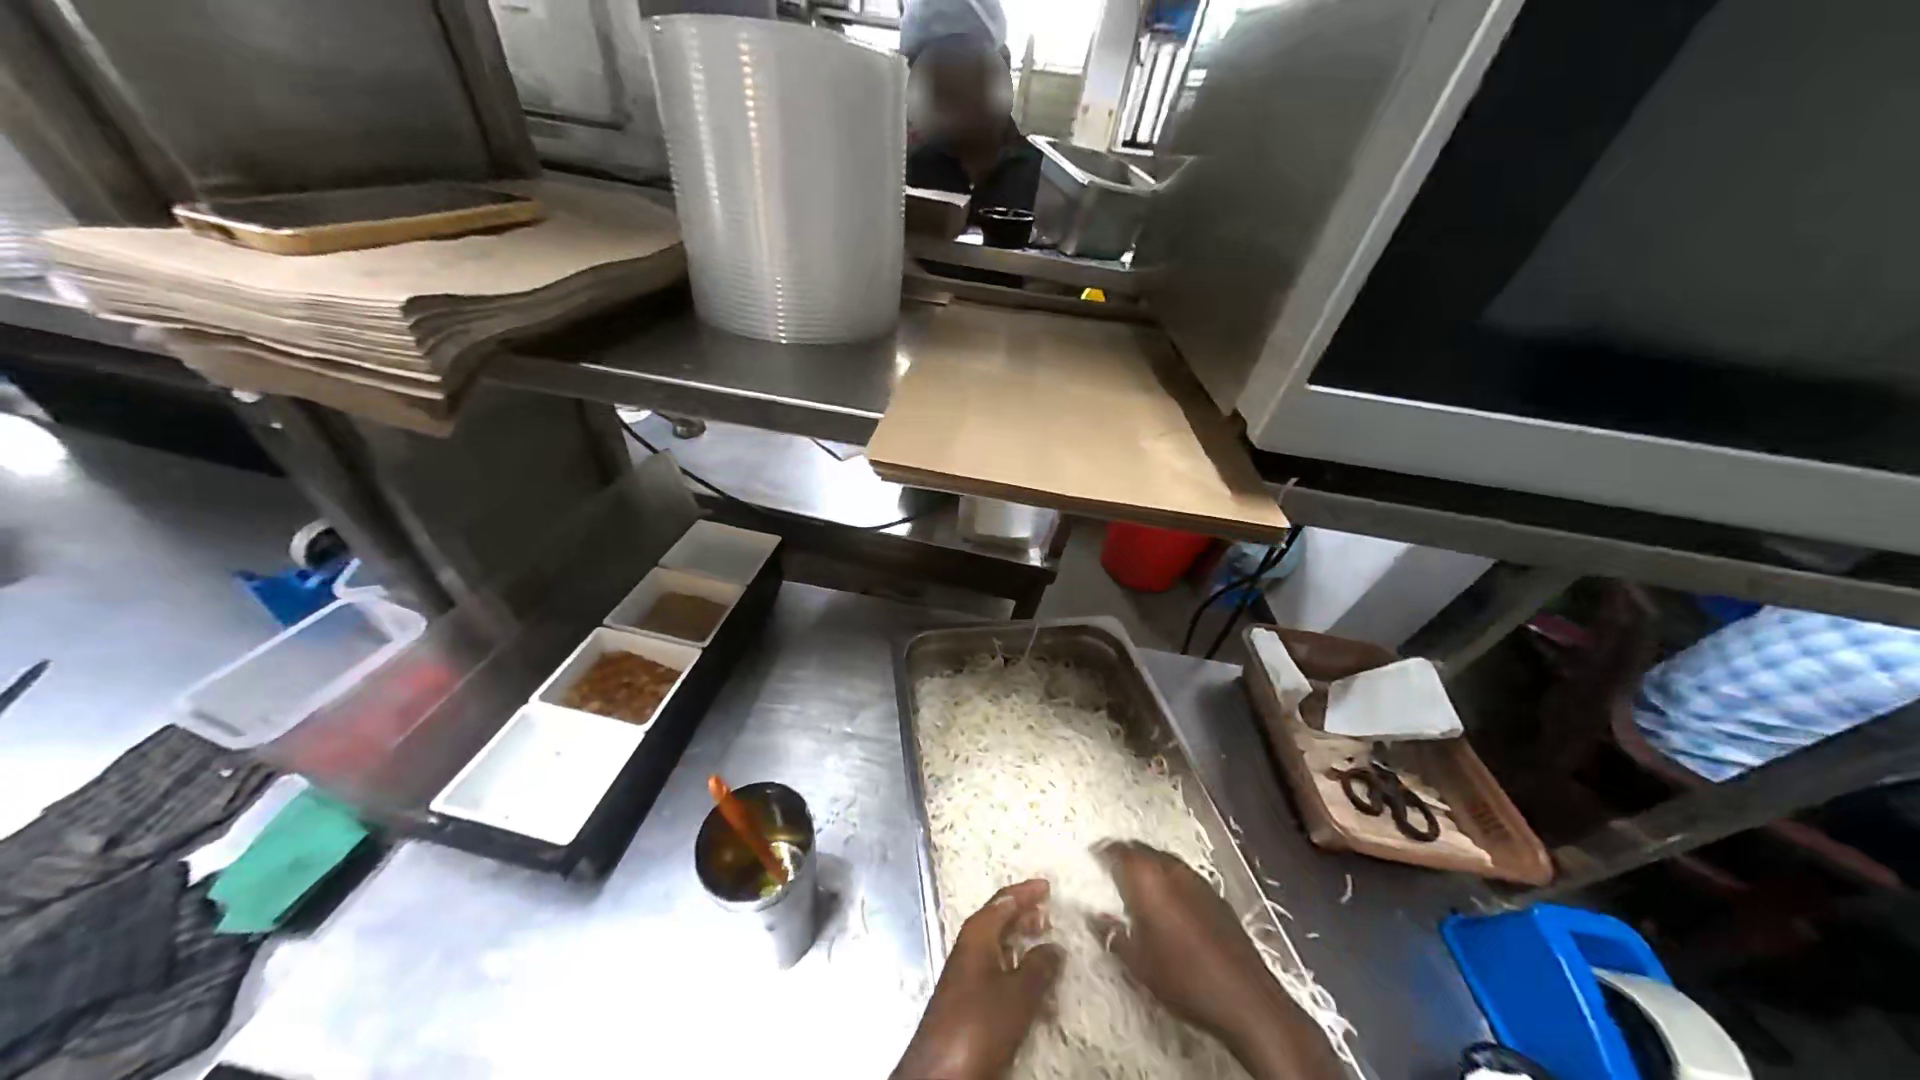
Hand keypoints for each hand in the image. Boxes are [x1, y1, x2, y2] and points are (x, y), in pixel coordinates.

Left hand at [892, 879, 1065, 1079]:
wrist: (940, 1073)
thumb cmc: (979, 1023)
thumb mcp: (1018, 994)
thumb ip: (1039, 967)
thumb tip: (1054, 946)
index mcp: (977, 934)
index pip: (1003, 901)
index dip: (1025, 892)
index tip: (1047, 886)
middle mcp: (970, 947)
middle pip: (999, 920)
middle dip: (1024, 915)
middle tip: (1049, 915)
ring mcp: (967, 974)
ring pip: (1000, 948)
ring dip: (1022, 944)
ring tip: (1047, 946)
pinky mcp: (969, 1000)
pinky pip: (998, 973)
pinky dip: (1018, 972)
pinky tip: (1035, 988)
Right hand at [1091, 842, 1341, 1079]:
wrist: (1246, 998)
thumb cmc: (1183, 978)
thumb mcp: (1137, 962)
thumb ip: (1112, 933)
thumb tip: (1093, 916)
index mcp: (1148, 879)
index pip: (1118, 851)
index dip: (1102, 851)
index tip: (1092, 857)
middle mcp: (1172, 870)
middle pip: (1142, 850)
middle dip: (1124, 854)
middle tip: (1110, 868)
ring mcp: (1198, 880)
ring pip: (1164, 860)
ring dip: (1148, 864)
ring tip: (1136, 883)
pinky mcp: (1216, 895)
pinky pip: (1183, 874)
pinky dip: (1168, 878)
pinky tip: (1167, 900)